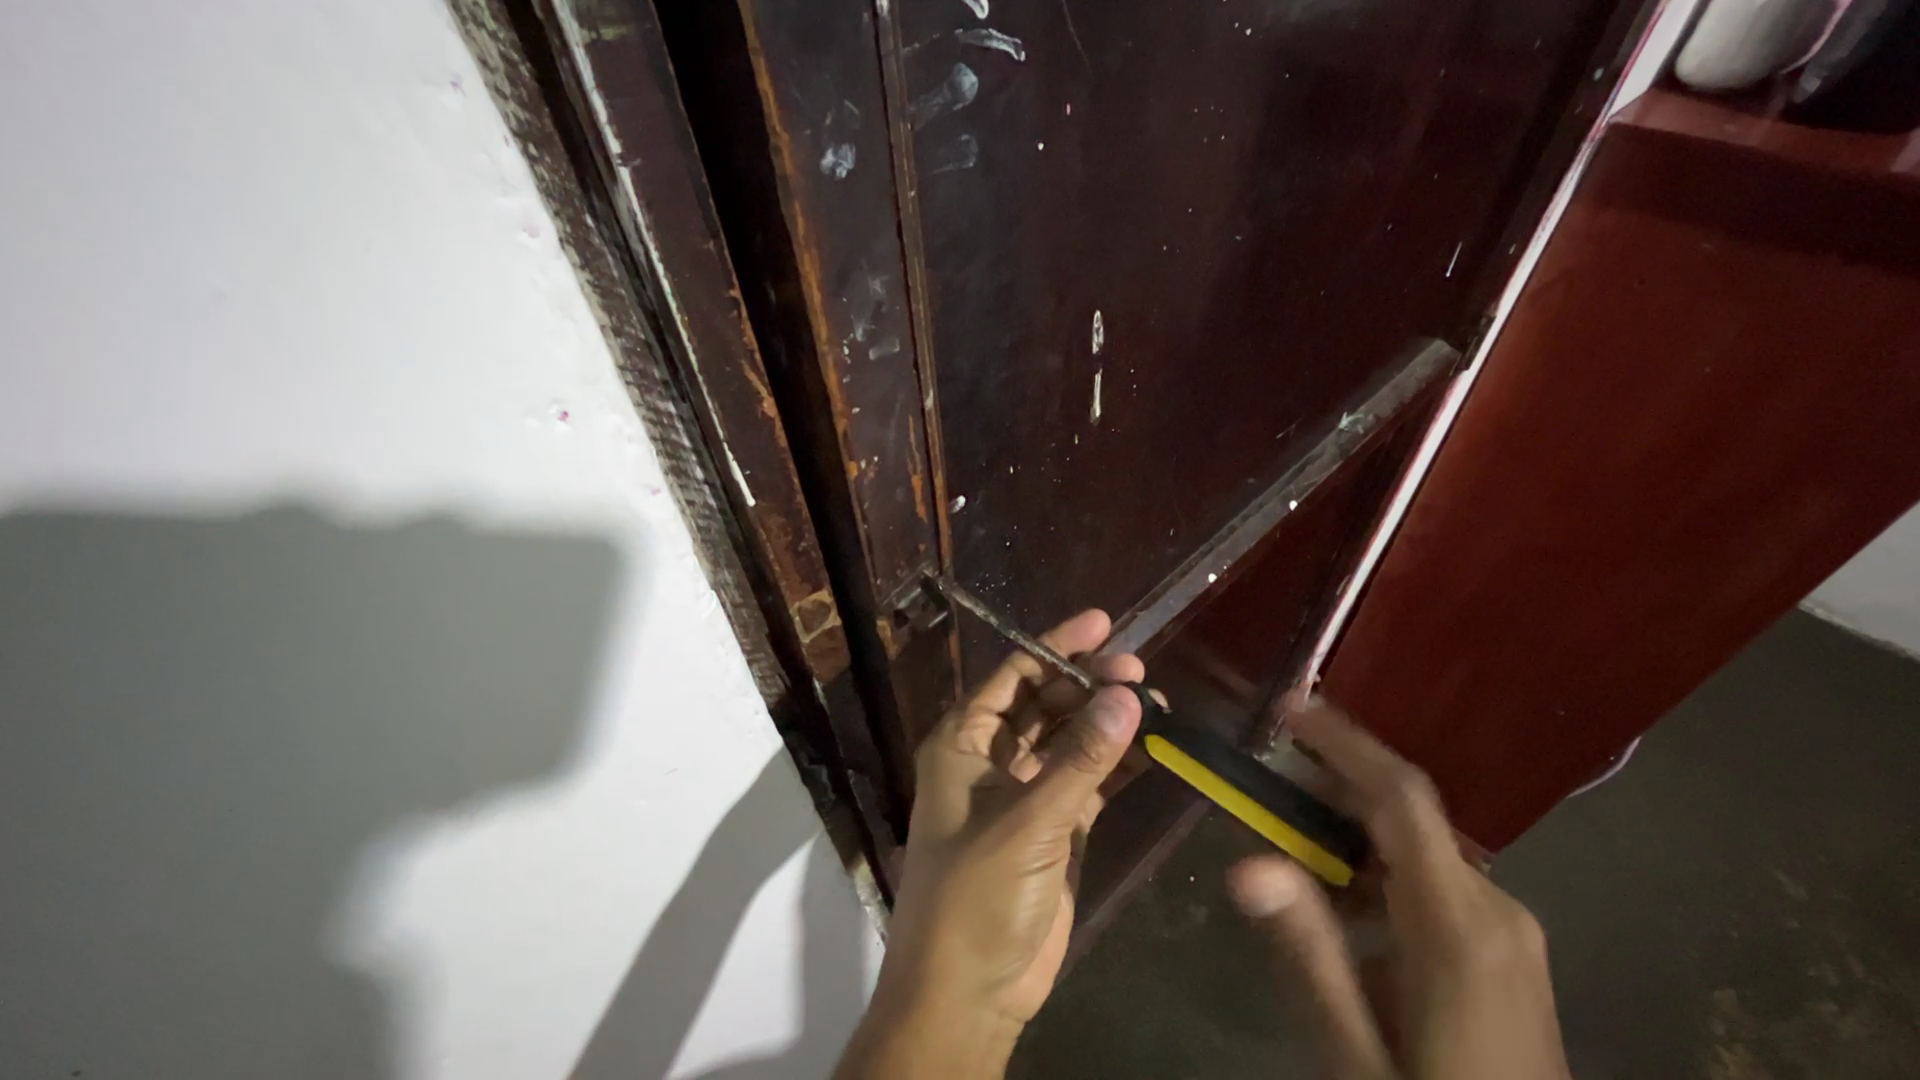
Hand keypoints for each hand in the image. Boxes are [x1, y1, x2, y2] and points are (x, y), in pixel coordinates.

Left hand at [836, 609, 1143, 1079]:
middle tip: (1139, 669)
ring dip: (1106, 722)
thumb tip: (1127, 696)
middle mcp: (991, 759)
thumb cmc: (976, 895)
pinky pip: (1088, 781)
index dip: (1055, 646)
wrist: (970, 991)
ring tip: (1155, 701)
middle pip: (1045, 703)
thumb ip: (1080, 761)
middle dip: (1089, 683)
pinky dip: (1116, 765)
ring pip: (1070, 741)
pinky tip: (1152, 746)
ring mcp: (1024, 794)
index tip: (1104, 622)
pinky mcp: (1054, 828)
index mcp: (963, 744)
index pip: (1013, 676)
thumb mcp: (1028, 822)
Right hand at [1227, 693, 1570, 1079]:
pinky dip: (1380, 873)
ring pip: (1420, 851)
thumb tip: (1248, 865)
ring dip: (1352, 834)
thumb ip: (1307, 953)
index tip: (1291, 707)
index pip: (1402, 800)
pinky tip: (1342, 904)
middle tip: (1265, 774)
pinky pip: (1437, 885)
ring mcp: (1510, 932)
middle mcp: (1495, 908)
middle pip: (1409, 817)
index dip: (1346, 743)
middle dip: (1333, 785)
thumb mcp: (1355, 1048)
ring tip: (1287, 839)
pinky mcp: (1509, 954)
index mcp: (1459, 923)